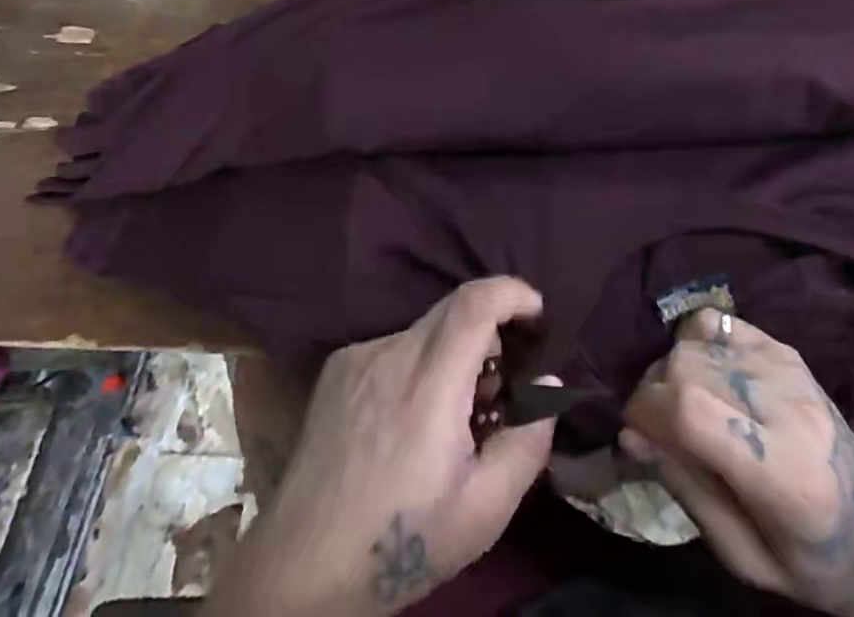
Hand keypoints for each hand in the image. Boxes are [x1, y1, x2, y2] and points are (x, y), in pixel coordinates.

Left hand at [204, 278, 559, 616]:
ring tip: (457, 412)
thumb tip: (546, 381)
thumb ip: (527, 438)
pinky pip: (393, 348)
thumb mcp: (486, 508)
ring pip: (422, 331)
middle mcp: (389, 355)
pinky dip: (419, 365)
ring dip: (453, 353)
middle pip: (451, 310)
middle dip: (490, 328)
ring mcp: (357, 358)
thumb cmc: (406, 538)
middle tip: (505, 379)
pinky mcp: (337, 369)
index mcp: (428, 385)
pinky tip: (412, 417)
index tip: (537, 312)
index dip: (512, 292)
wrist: (307, 561)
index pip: (473, 303)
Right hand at [620, 309, 853, 616]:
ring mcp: (789, 373)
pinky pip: (716, 323)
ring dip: (669, 368)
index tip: (636, 430)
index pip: (692, 411)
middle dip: (652, 390)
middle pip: (686, 367)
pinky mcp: (785, 352)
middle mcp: (790, 411)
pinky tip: (702, 373)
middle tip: (656, 422)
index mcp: (784, 476)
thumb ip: (685, 489)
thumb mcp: (743, 556)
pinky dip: (693, 341)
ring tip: (679, 401)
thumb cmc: (808, 558)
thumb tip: (630, 434)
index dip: (646, 410)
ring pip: (694, 342)